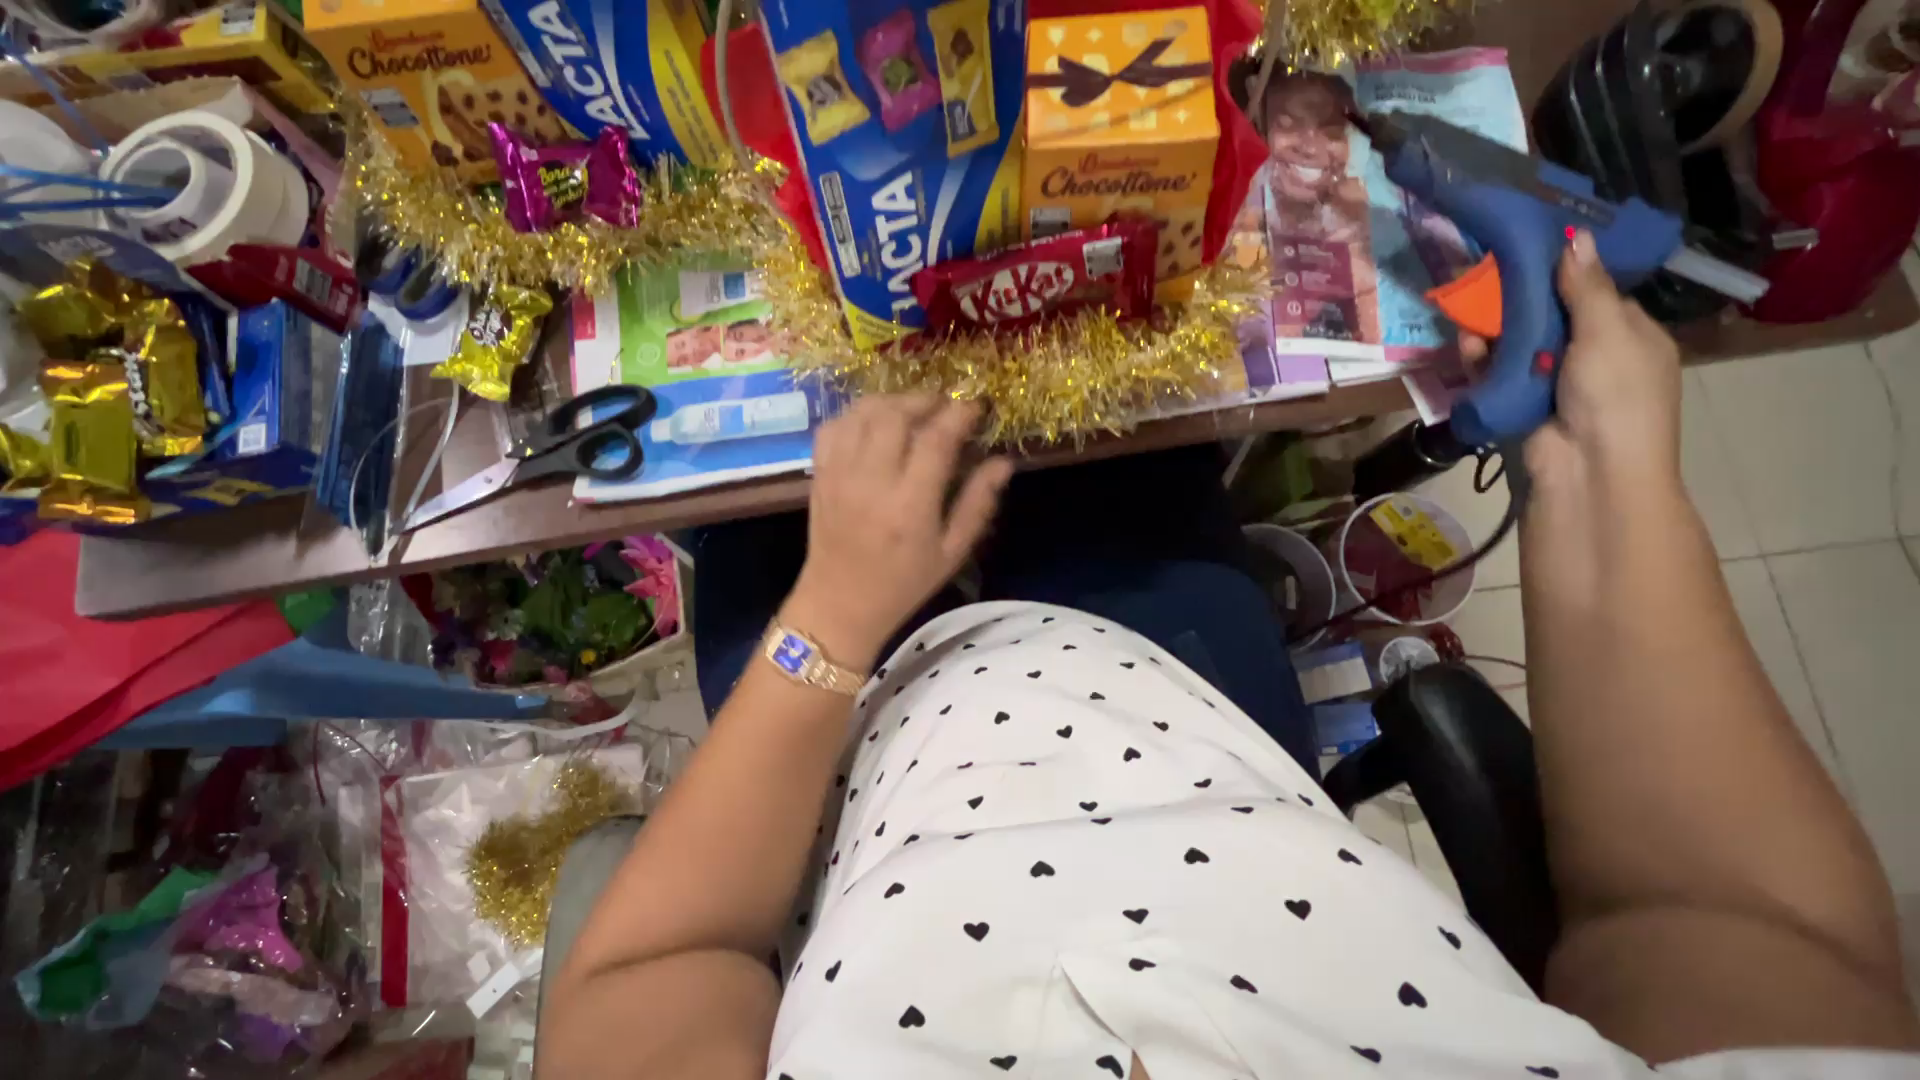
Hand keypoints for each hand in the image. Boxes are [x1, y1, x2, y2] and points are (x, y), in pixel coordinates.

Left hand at [779, 394, 1013, 671]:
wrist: (840, 603)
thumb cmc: (904, 582)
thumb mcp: (952, 552)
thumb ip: (978, 504)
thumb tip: (1004, 462)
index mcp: (910, 506)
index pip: (936, 440)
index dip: (960, 415)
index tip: (977, 405)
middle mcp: (872, 482)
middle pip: (895, 415)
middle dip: (925, 400)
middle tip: (945, 405)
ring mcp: (840, 474)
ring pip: (863, 413)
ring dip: (893, 401)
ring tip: (914, 409)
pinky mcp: (819, 474)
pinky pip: (834, 426)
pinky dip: (857, 414)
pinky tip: (876, 423)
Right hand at [1461, 229, 1682, 489]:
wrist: (1588, 468)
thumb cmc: (1615, 394)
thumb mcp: (1608, 331)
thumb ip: (1586, 287)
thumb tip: (1575, 235)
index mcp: (1629, 336)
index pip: (1594, 294)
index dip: (1565, 273)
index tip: (1530, 250)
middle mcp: (1592, 356)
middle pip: (1550, 317)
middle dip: (1520, 299)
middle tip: (1487, 271)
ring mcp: (1552, 381)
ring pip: (1518, 344)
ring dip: (1495, 328)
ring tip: (1469, 308)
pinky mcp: (1518, 402)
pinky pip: (1495, 373)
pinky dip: (1481, 359)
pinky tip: (1466, 344)